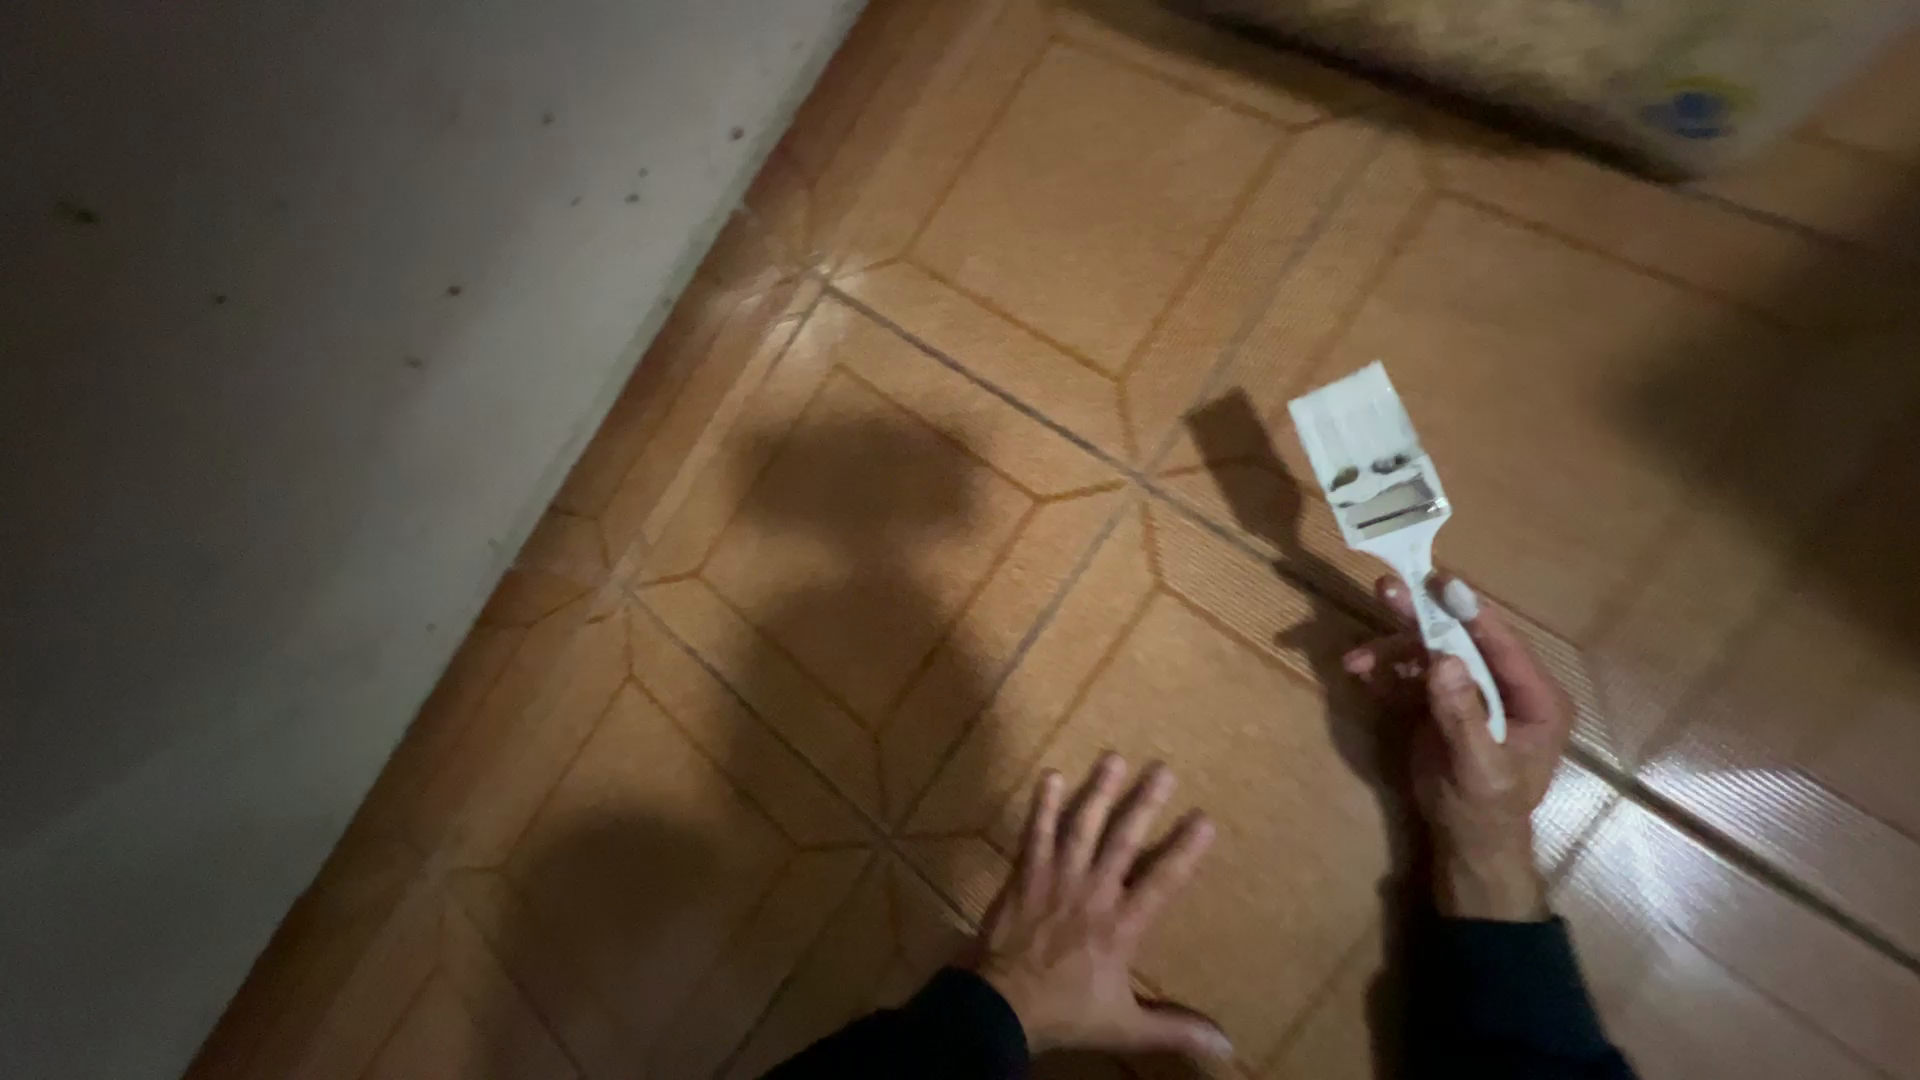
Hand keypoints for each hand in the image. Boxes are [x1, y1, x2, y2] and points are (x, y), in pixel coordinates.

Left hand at [971, 755, 1231, 1059]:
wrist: (1003, 1005)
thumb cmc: (1067, 1011)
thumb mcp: (1126, 1026)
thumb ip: (1174, 1028)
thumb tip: (1226, 1046)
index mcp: (1121, 927)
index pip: (1161, 882)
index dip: (1184, 850)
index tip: (1204, 818)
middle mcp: (1093, 892)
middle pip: (1123, 840)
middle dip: (1144, 803)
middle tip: (1162, 769)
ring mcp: (1057, 877)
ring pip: (1082, 827)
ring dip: (1098, 791)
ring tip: (1113, 757)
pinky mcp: (1027, 872)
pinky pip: (1036, 832)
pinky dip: (1043, 804)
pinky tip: (1051, 774)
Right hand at [1343, 574, 1573, 920]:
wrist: (1466, 840)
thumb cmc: (1486, 810)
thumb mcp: (1478, 768)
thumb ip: (1463, 715)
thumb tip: (1444, 660)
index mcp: (1536, 699)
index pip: (1503, 645)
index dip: (1471, 612)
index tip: (1440, 582)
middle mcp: (1504, 685)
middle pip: (1460, 638)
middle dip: (1421, 616)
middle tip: (1386, 589)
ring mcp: (1469, 690)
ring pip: (1428, 650)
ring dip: (1390, 648)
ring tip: (1355, 659)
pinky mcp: (1439, 700)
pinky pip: (1410, 671)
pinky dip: (1383, 667)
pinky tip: (1360, 670)